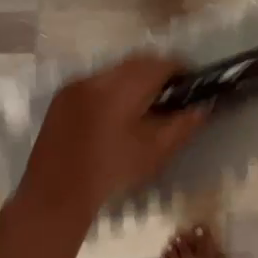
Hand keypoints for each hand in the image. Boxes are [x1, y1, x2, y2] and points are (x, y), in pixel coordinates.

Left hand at [18, 54, 205, 218]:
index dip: (180, 69)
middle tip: (172, 92)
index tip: (192, 83)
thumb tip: (204, 106)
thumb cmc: (111, 174)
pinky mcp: (63, 97)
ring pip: (116, 69)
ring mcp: (76, 85)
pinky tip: (117, 112)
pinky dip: (113, 88)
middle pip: (137, 61)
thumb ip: (184, 124)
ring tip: (145, 103)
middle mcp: (97, 78)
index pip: (160, 63)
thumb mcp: (155, 152)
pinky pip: (97, 81)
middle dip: (158, 70)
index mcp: (121, 88)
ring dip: (134, 77)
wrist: (54, 196)